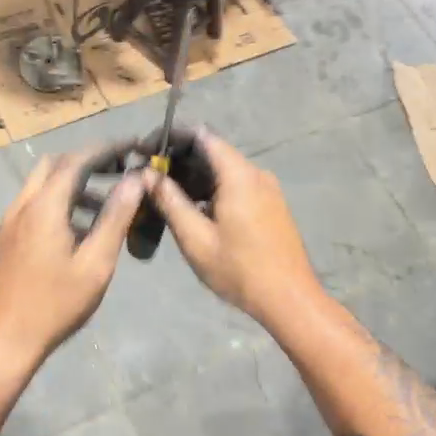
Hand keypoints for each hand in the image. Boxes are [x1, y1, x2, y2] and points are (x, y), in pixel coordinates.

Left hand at [0, 150, 142, 362]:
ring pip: (43, 186)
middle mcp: (22, 206)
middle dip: (88, 161)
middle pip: (55, 165)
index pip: (77, 160)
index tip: (133, 147)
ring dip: (74, 185)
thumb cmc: (55, 305)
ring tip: (108, 206)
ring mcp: (10, 222)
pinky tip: (80, 230)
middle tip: (119, 171)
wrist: (4, 340)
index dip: (107, 149)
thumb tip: (135, 180)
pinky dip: (60, 202)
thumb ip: (115, 218)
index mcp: (44, 207)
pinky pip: (35, 206)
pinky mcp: (7, 239)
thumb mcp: (96, 263)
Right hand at [144, 130, 320, 321]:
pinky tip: (194, 210)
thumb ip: (170, 202)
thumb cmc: (239, 270)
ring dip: (195, 177)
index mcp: (239, 175)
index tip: (146, 151)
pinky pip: (237, 185)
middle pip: (213, 151)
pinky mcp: (271, 204)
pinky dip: (213, 189)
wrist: (289, 299)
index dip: (172, 138)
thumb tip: (147, 175)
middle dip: (180, 160)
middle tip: (150, 178)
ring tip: (166, 196)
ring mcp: (267, 188)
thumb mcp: (196, 239)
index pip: (202, 136)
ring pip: (224, 169)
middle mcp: (256, 173)